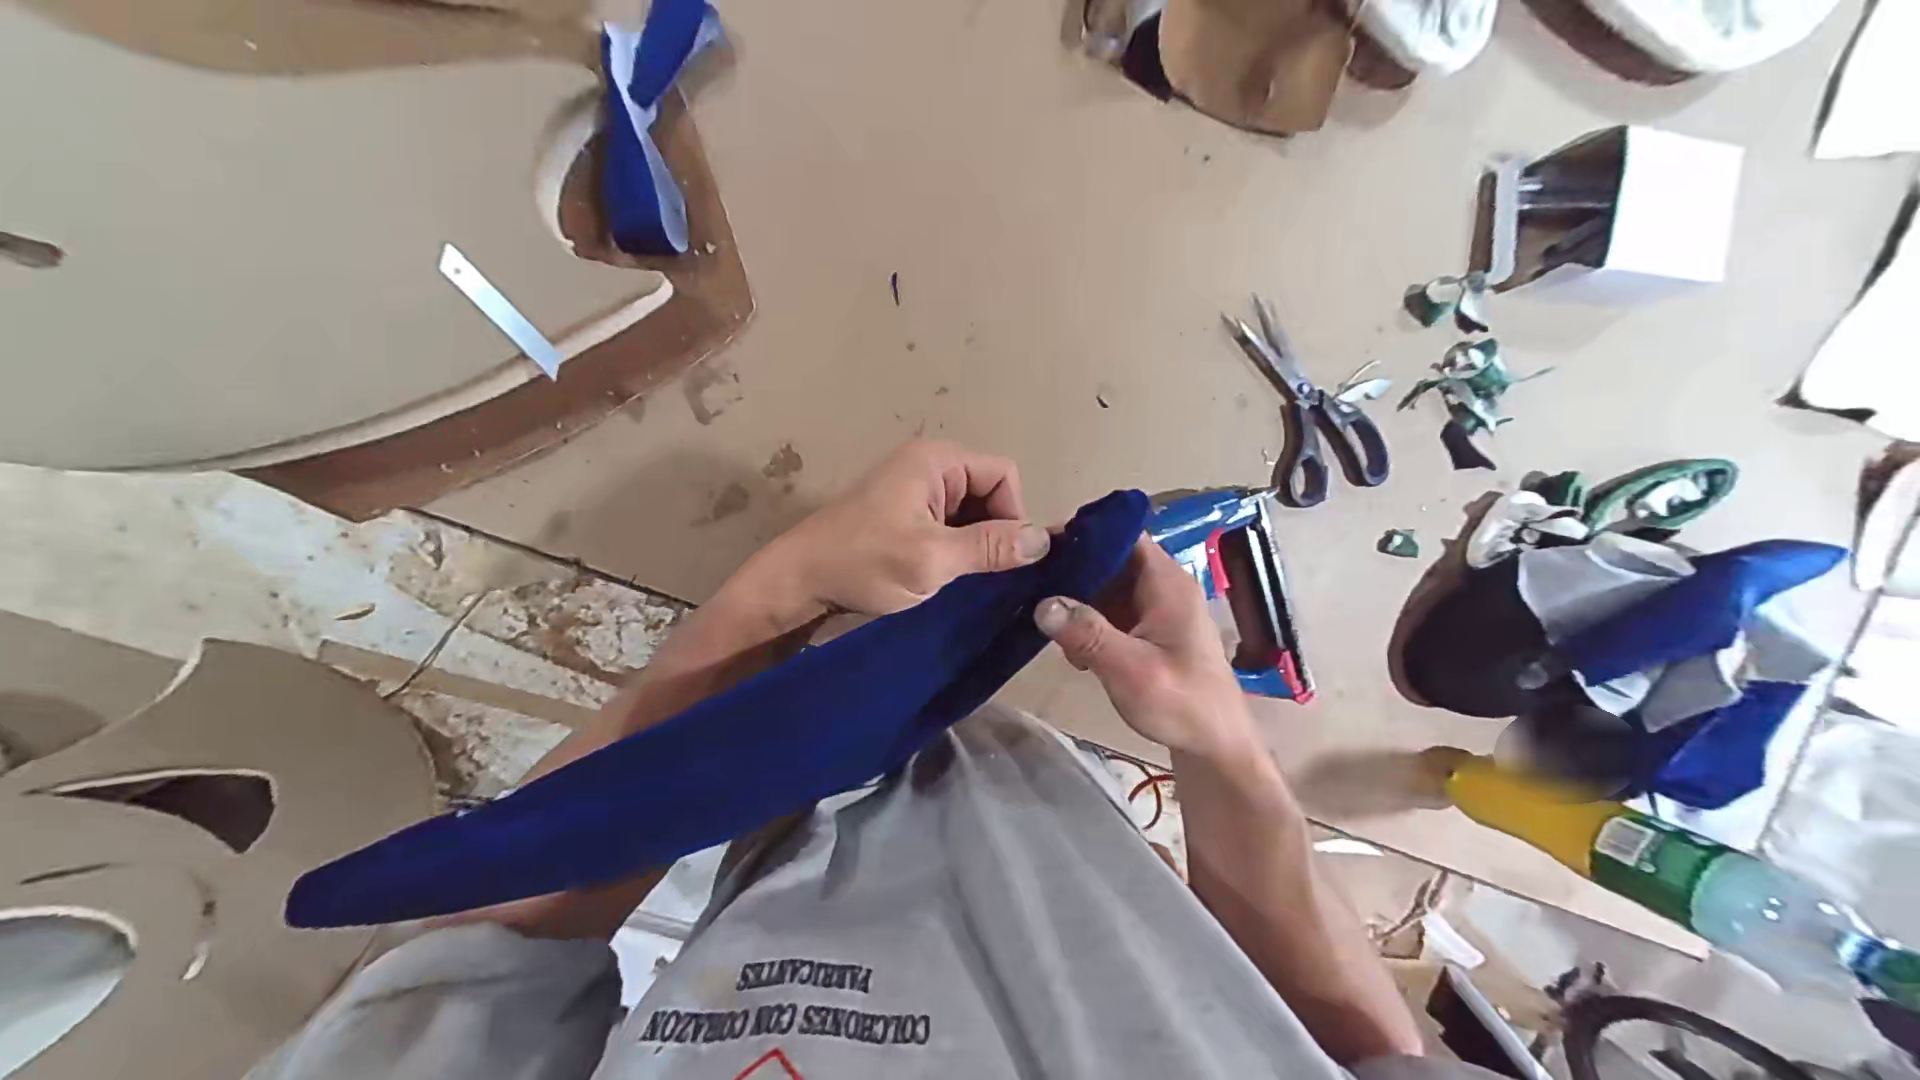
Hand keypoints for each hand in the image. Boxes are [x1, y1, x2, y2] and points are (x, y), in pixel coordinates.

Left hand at [736, 440, 1051, 625]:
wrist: (796, 583)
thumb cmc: (861, 564)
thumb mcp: (932, 559)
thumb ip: (990, 547)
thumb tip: (1046, 540)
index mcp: (935, 461)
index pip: (1003, 475)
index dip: (1013, 515)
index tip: (1003, 559)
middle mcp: (927, 468)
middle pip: (989, 493)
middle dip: (994, 533)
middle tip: (983, 575)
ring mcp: (913, 493)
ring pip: (970, 514)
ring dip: (974, 546)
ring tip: (962, 579)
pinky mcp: (903, 517)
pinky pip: (948, 527)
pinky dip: (956, 551)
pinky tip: (946, 578)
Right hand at [1034, 536, 1256, 758]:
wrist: (1216, 746)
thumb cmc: (1182, 704)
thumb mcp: (1130, 669)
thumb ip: (1087, 634)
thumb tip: (1042, 603)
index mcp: (1166, 582)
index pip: (1123, 535)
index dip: (1085, 535)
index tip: (1043, 548)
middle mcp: (1163, 586)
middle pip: (1110, 559)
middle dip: (1073, 570)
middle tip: (1030, 584)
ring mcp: (1157, 609)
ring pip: (1107, 586)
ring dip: (1078, 599)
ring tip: (1042, 616)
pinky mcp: (1150, 631)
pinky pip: (1112, 611)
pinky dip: (1089, 621)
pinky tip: (1069, 645)